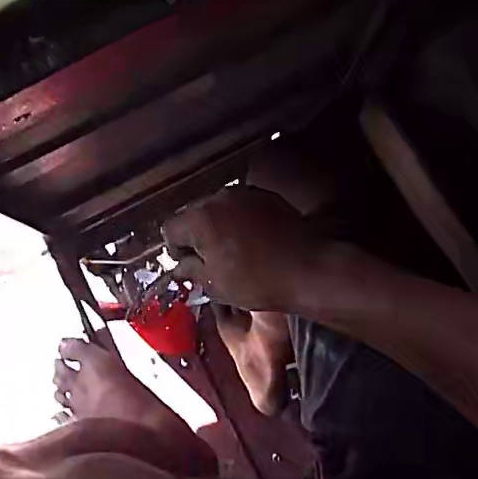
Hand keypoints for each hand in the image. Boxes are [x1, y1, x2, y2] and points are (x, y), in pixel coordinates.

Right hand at [162, 186, 330, 311]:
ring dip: (217, 226)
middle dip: (195, 235)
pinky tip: (251, 241)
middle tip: (209, 260)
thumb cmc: (258, 280)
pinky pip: (240, 205)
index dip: (175, 249)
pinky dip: (238, 220)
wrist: (308, 268)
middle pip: (192, 214)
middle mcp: (218, 198)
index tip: (189, 264)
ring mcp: (243, 193)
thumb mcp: (215, 285)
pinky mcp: (264, 195)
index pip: (170, 228)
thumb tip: (181, 266)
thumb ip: (190, 270)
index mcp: (199, 219)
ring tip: (232, 250)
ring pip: (217, 208)